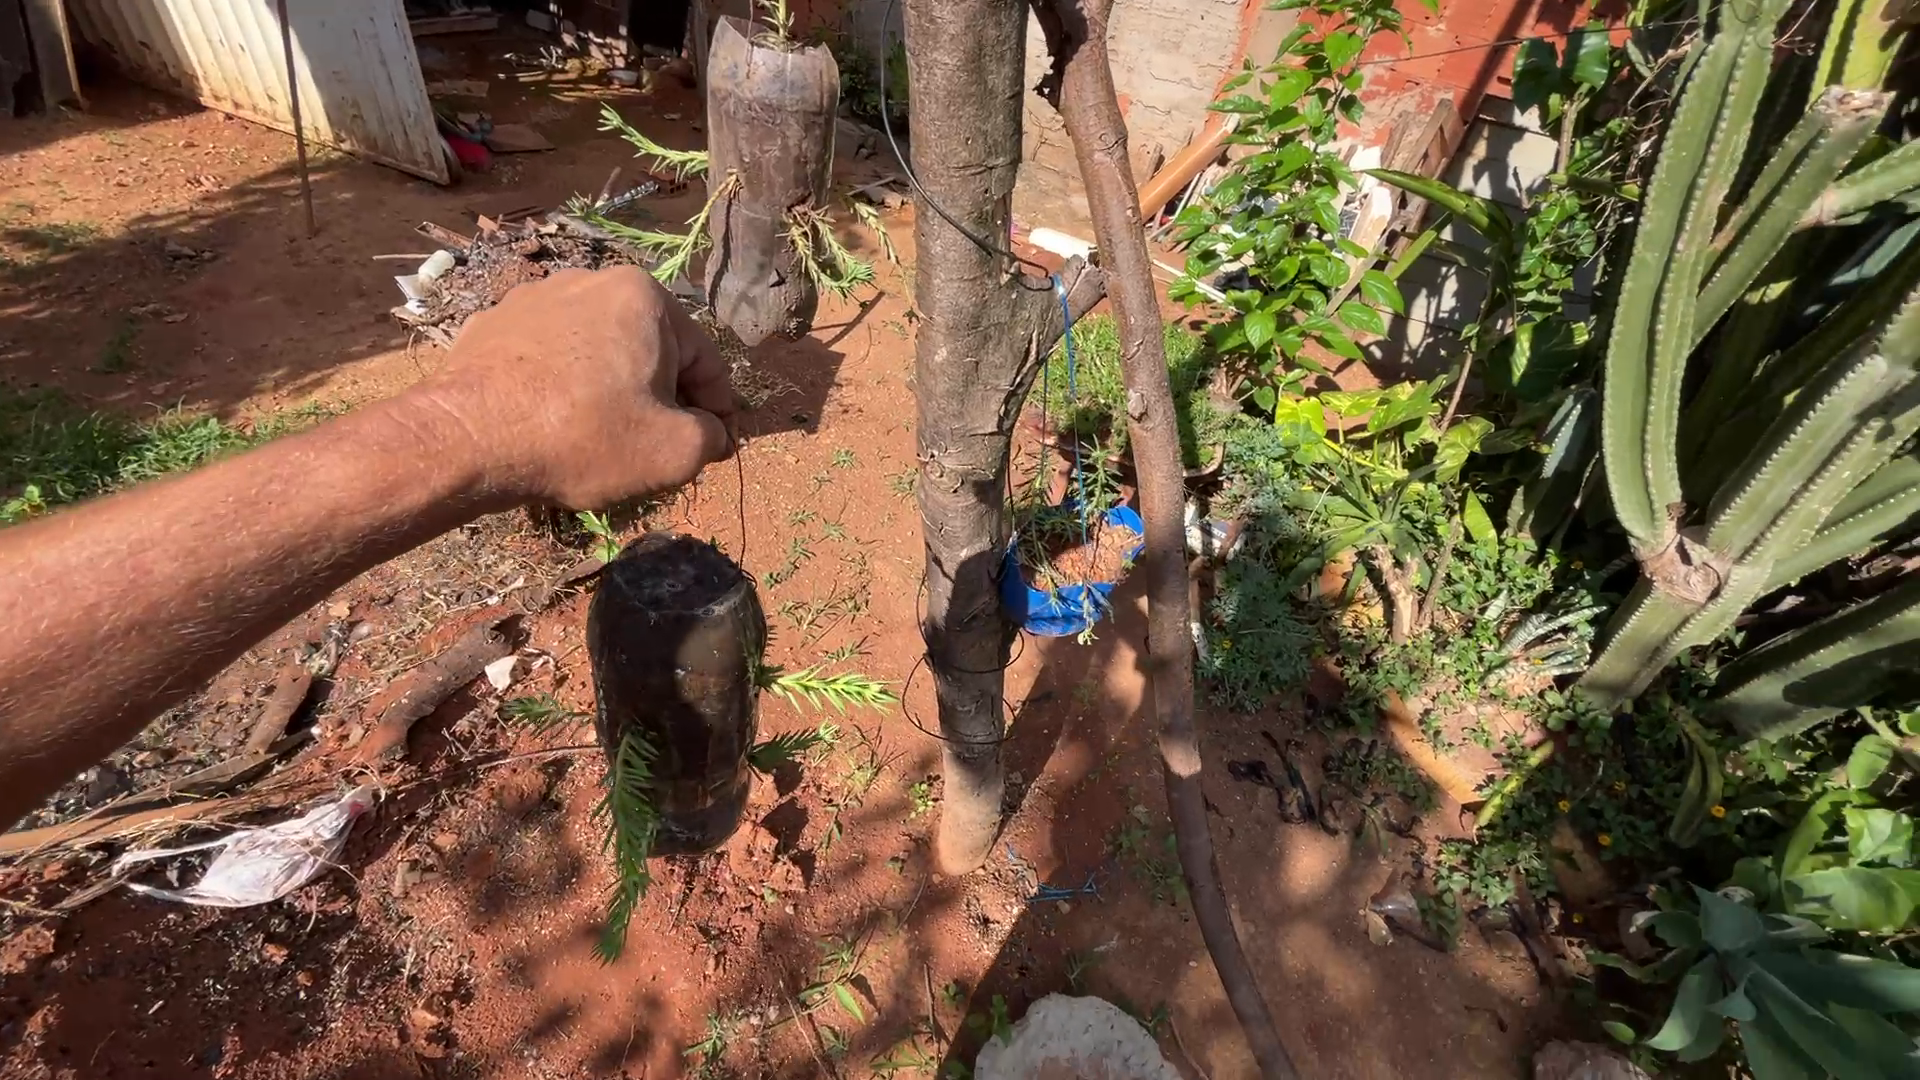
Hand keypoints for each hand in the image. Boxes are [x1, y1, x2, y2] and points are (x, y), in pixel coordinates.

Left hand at [413, 266, 735, 507]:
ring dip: (622, 393)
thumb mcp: (678, 450)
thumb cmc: (586, 436)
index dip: (720, 412)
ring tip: (612, 439)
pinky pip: (559, 358)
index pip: (707, 362)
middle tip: (664, 447)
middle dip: (667, 401)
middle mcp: (592, 280)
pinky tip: (566, 425)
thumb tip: (713, 433)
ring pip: (607, 354)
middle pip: (656, 354)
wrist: (466, 440)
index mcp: (645, 296)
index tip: (716, 448)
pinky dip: (574, 388)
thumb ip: (714, 437)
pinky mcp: (496, 323)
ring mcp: (537, 297)